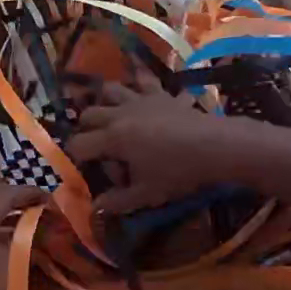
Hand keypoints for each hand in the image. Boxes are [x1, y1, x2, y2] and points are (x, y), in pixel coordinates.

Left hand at [0, 183, 45, 289]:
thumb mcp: (15, 259)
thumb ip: (29, 232)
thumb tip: (45, 215)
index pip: (5, 193)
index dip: (30, 192)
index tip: (51, 198)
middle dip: (16, 194)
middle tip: (40, 202)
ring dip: (4, 203)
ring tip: (28, 210)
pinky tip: (10, 225)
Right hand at [66, 81, 240, 214]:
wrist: (215, 146)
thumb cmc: (177, 171)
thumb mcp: (146, 194)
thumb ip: (118, 201)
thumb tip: (95, 208)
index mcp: (112, 138)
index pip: (79, 145)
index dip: (75, 158)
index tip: (82, 168)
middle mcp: (120, 113)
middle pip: (89, 114)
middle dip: (86, 129)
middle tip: (96, 146)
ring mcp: (140, 100)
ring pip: (111, 89)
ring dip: (106, 100)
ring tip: (111, 113)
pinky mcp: (161, 94)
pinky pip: (146, 80)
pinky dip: (141, 82)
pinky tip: (143, 89)